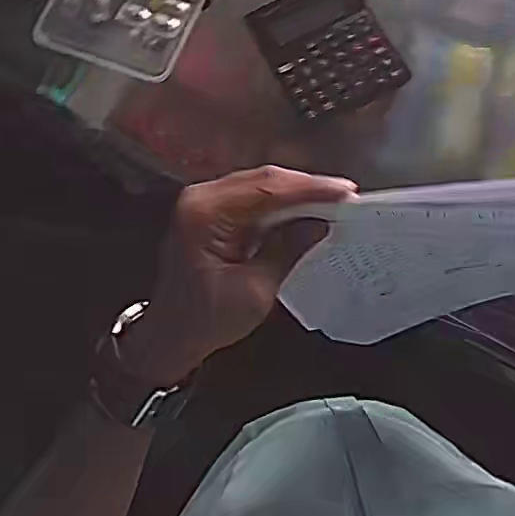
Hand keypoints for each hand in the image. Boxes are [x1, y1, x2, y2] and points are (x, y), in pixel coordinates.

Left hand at [120, 165, 356, 384]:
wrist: (169, 335)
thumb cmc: (206, 320)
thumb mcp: (255, 291)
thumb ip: (287, 251)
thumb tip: (320, 223)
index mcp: (205, 214)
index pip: (266, 190)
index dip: (310, 189)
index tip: (345, 191)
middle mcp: (201, 197)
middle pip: (264, 180)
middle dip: (307, 187)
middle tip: (345, 194)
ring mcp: (204, 201)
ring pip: (261, 184)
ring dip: (296, 192)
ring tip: (333, 200)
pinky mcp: (213, 210)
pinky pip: (253, 197)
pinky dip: (281, 202)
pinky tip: (305, 209)